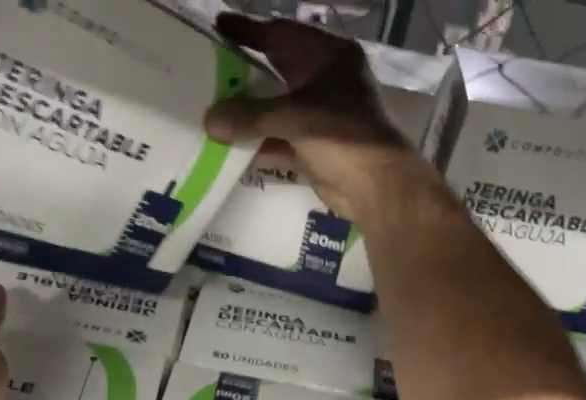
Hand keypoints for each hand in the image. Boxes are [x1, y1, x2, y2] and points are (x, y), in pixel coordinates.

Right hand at [205, 14, 434, 220]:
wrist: (376, 187)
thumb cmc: (343, 136)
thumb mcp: (294, 118)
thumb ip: (250, 116)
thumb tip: (209, 120)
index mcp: (329, 57)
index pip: (282, 33)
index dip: (249, 30)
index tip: (219, 25)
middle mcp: (327, 81)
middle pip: (278, 71)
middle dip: (246, 72)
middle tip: (212, 69)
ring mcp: (323, 116)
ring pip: (279, 108)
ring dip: (250, 113)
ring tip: (214, 110)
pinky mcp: (318, 147)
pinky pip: (282, 140)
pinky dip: (261, 143)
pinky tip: (234, 148)